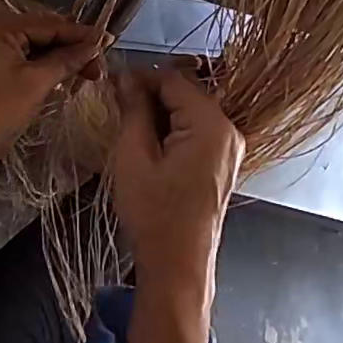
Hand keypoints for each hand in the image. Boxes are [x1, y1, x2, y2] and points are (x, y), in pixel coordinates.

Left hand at [0, 9, 106, 173]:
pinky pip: (22, 61)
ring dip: (59, 61)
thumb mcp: (36, 83)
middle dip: (72, 49)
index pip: (52, 24)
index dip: (82, 36)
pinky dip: (42, 69)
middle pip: (43, 34)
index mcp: (0, 24)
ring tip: (86, 75)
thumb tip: (96, 45)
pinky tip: (62, 79)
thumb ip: (67, 60)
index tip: (110, 43)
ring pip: (34, 48)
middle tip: (99, 68)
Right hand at [110, 67, 243, 342]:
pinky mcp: (223, 161)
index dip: (142, 76)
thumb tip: (127, 77)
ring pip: (191, 110)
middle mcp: (229, 130)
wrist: (178, 265)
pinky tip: (148, 138)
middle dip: (151, 93)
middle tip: (116, 99)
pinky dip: (173, 127)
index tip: (113, 80)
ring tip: (127, 120)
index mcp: (211, 124)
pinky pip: (197, 129)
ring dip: (161, 110)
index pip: (175, 80)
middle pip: (187, 92)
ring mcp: (230, 147)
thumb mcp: (134, 156)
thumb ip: (134, 109)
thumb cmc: (154, 213)